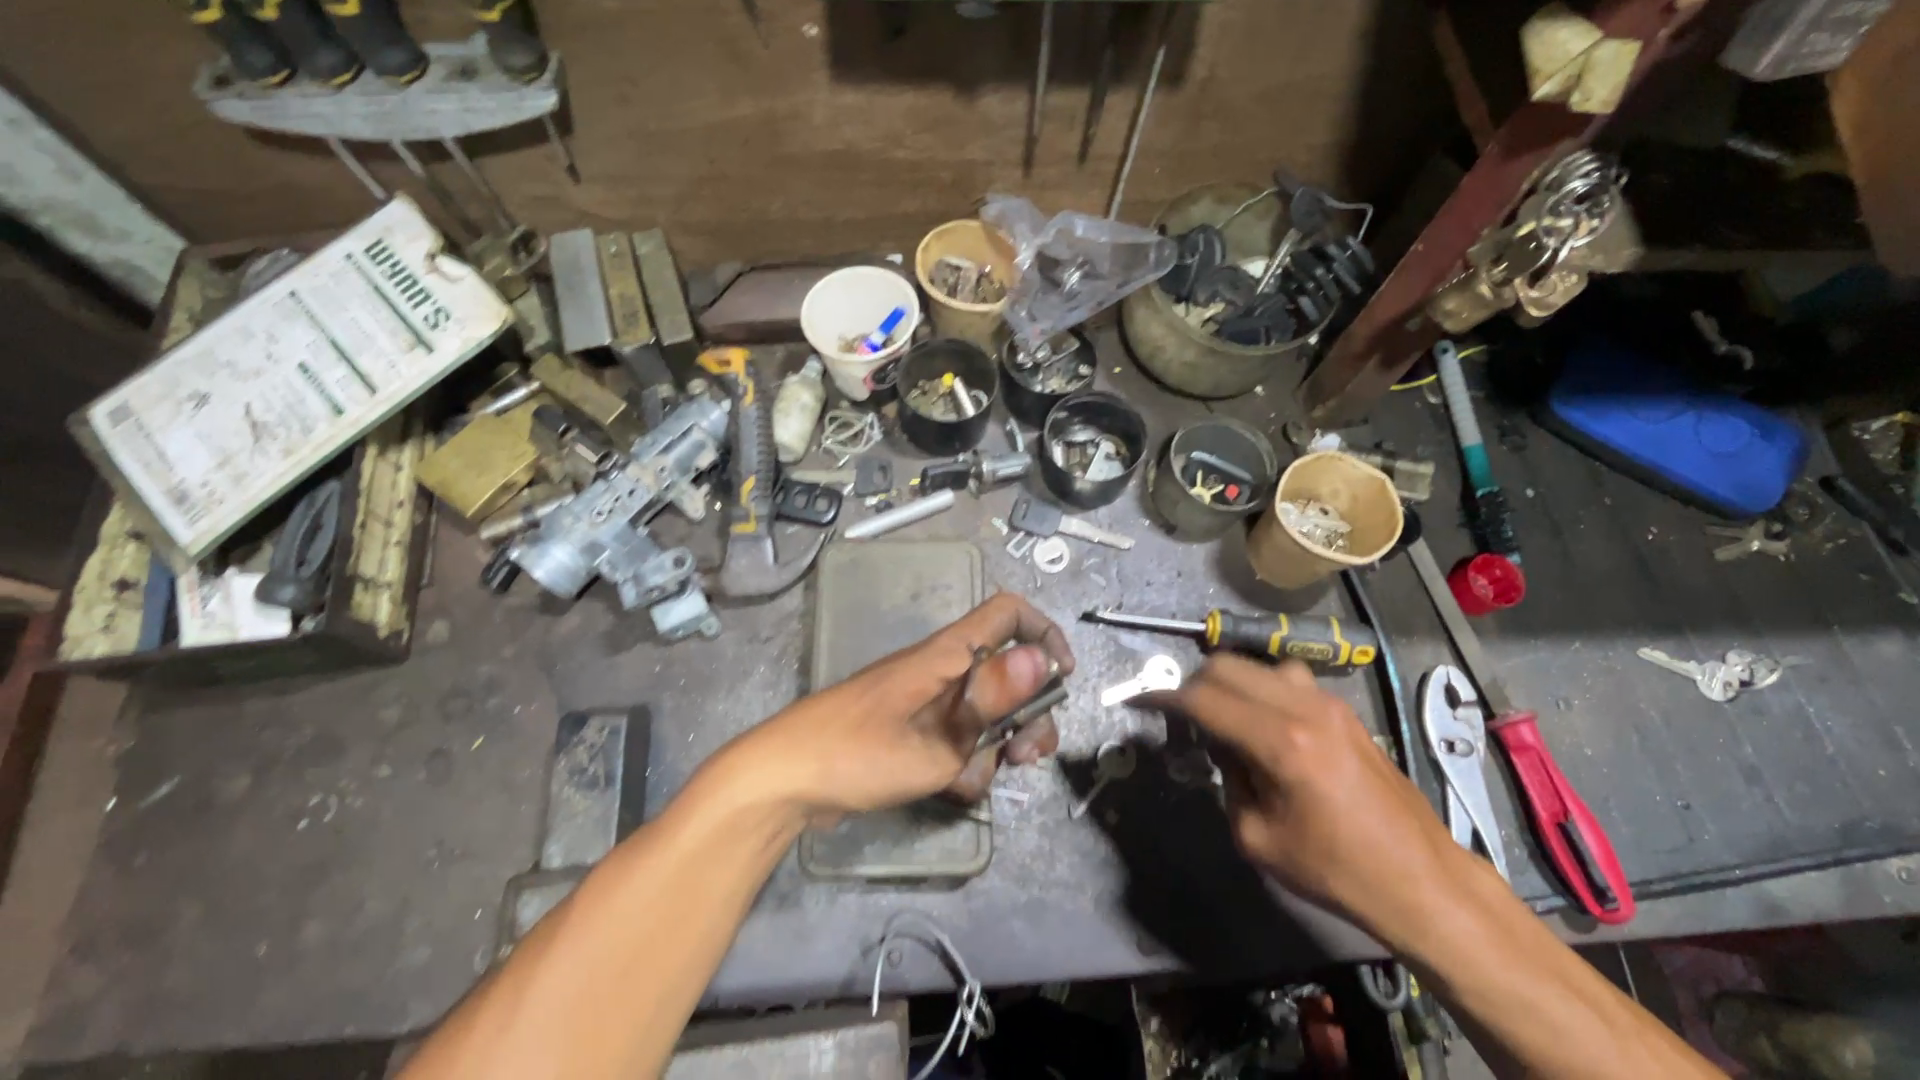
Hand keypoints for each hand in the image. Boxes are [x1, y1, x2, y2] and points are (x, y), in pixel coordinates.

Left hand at [734, 592, 1074, 817]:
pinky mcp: (910, 732)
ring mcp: (924, 703)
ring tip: (977, 779)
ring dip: (992, 748)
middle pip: (1005, 675)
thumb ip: (990, 702)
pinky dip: (961, 763)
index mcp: (945, 656)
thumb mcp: (936, 739)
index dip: (1043, 634)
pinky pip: (954, 740)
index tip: (1062, 678)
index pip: (1007, 615)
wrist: (784, 783)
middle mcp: (939, 671)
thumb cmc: (857, 756)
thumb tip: (1039, 657)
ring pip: (983, 715)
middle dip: (1026, 716)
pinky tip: (949, 790)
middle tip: (1027, 756)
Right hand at [1161, 655, 1465, 936]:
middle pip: (1228, 666)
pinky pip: (1289, 681)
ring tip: (1220, 719)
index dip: (1164, 697)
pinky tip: (1260, 725)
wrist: (1418, 877)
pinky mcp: (1346, 712)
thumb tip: (1219, 746)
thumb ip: (1227, 780)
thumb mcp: (1257, 837)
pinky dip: (1262, 690)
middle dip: (1193, 683)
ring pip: (1260, 666)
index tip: (1140, 700)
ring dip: (1231, 682)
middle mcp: (1304, 709)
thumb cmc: (1334, 870)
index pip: (1204, 698)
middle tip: (1178, 715)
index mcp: (1280, 743)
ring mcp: (1330, 704)